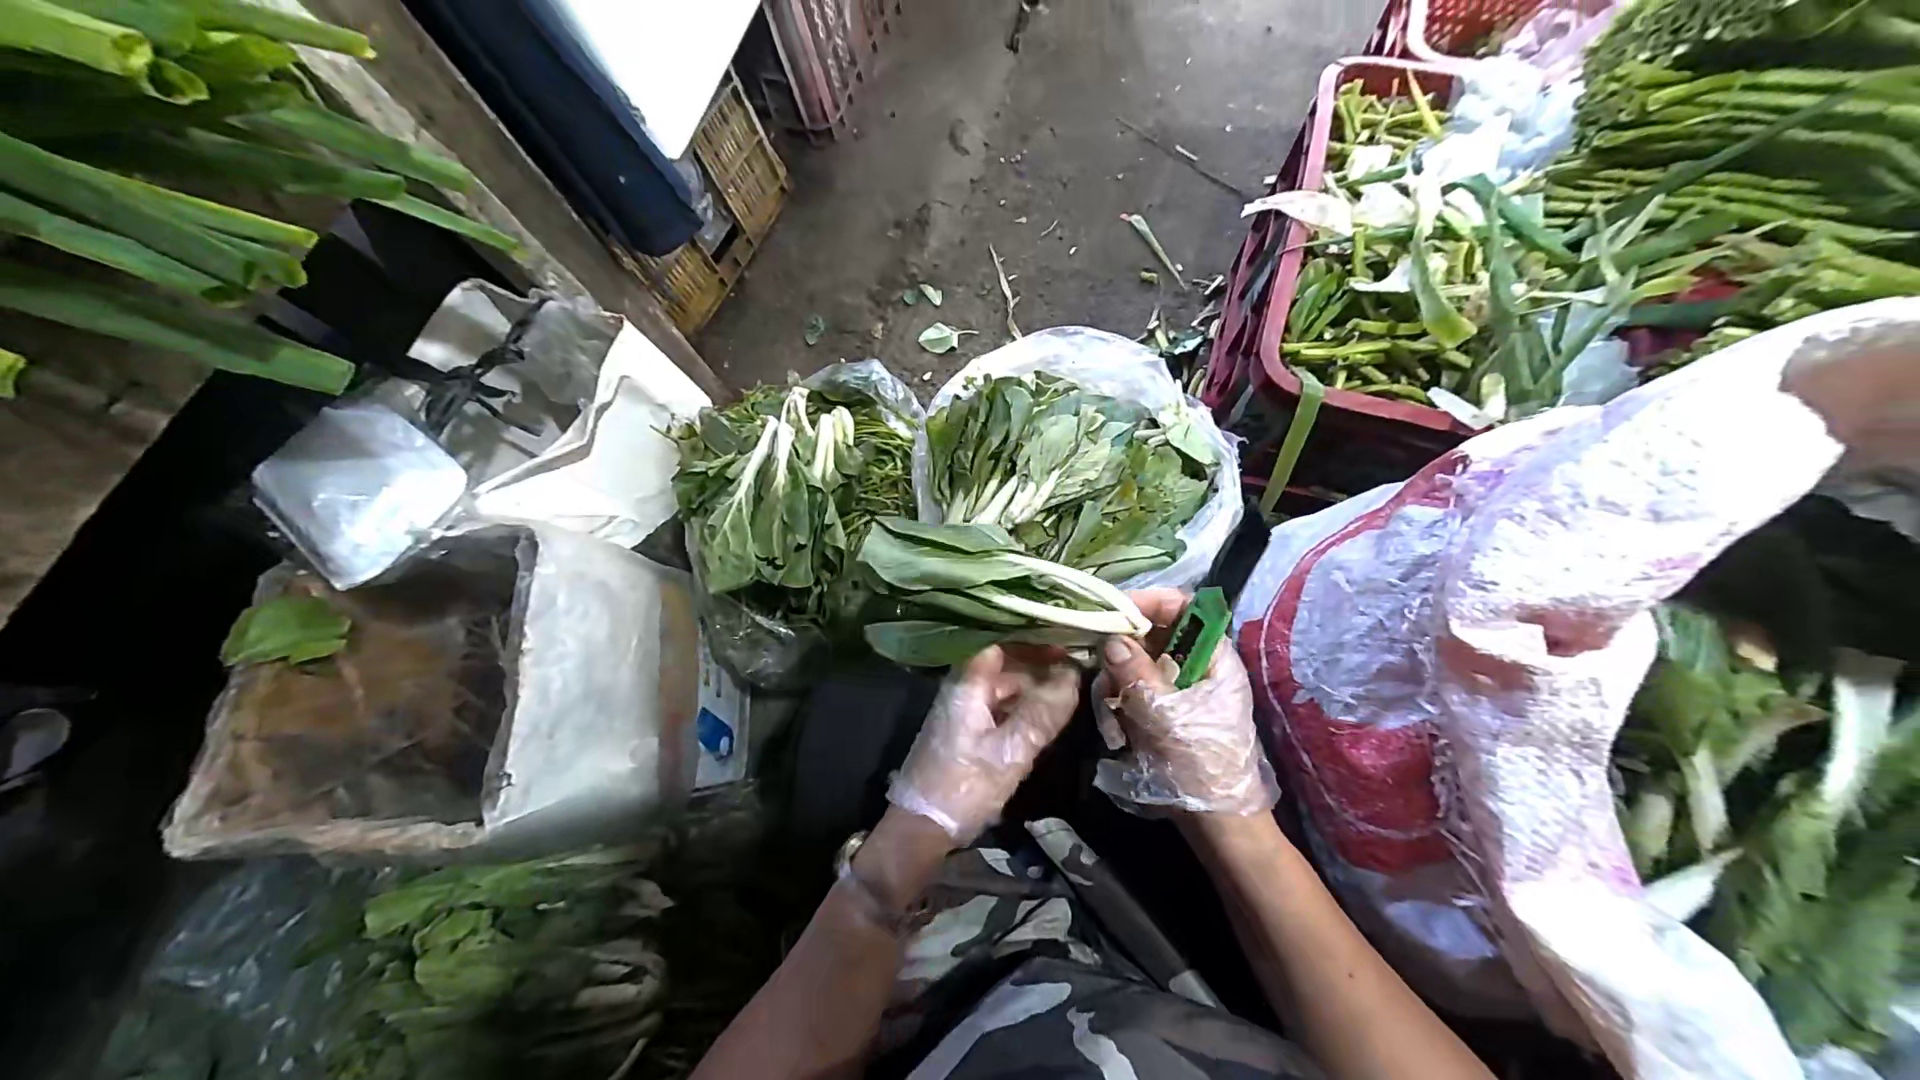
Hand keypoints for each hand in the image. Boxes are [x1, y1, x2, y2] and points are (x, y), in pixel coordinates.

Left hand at [888, 645, 1079, 842]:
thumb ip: (1042, 712)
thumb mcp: (1011, 751)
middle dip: (1039, 668)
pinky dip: (1021, 708)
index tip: (1069, 649)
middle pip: (1004, 666)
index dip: (1036, 644)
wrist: (920, 829)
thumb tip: (1072, 674)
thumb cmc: (965, 786)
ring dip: (1032, 690)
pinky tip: (1043, 719)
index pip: (1004, 646)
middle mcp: (962, 690)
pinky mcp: (964, 733)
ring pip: (1003, 689)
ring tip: (1069, 695)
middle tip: (1078, 674)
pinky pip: (998, 709)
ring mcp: (962, 712)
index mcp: (967, 684)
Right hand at [1093, 588, 1279, 815]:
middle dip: (1124, 650)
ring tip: (1111, 712)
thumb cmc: (1201, 763)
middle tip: (1100, 664)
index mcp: (1215, 659)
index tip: (1114, 611)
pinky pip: (1135, 691)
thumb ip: (1136, 673)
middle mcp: (1199, 667)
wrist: (1216, 824)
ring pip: (1139, 664)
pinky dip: (1121, 703)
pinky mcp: (1165, 712)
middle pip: (1155, 635)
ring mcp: (1181, 690)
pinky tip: (1117, 729)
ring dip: (1118, 682)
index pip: (1185, 608)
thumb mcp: (1165, 715)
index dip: (1151, 601)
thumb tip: (1111, 639)